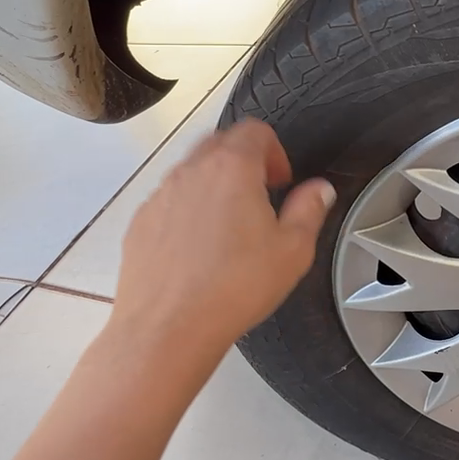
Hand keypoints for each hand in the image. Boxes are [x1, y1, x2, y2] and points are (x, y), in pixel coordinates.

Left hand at [106, 120, 334, 362]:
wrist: (167, 329)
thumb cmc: (235, 287)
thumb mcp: (294, 249)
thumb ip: (310, 208)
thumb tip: (319, 189)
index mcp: (233, 168)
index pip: (254, 130)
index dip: (275, 150)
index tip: (281, 181)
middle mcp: (192, 171)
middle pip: (220, 142)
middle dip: (244, 161)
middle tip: (260, 195)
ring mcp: (160, 196)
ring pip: (192, 171)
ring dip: (214, 184)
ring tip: (230, 225)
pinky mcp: (139, 223)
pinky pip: (169, 201)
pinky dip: (188, 210)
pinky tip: (199, 249)